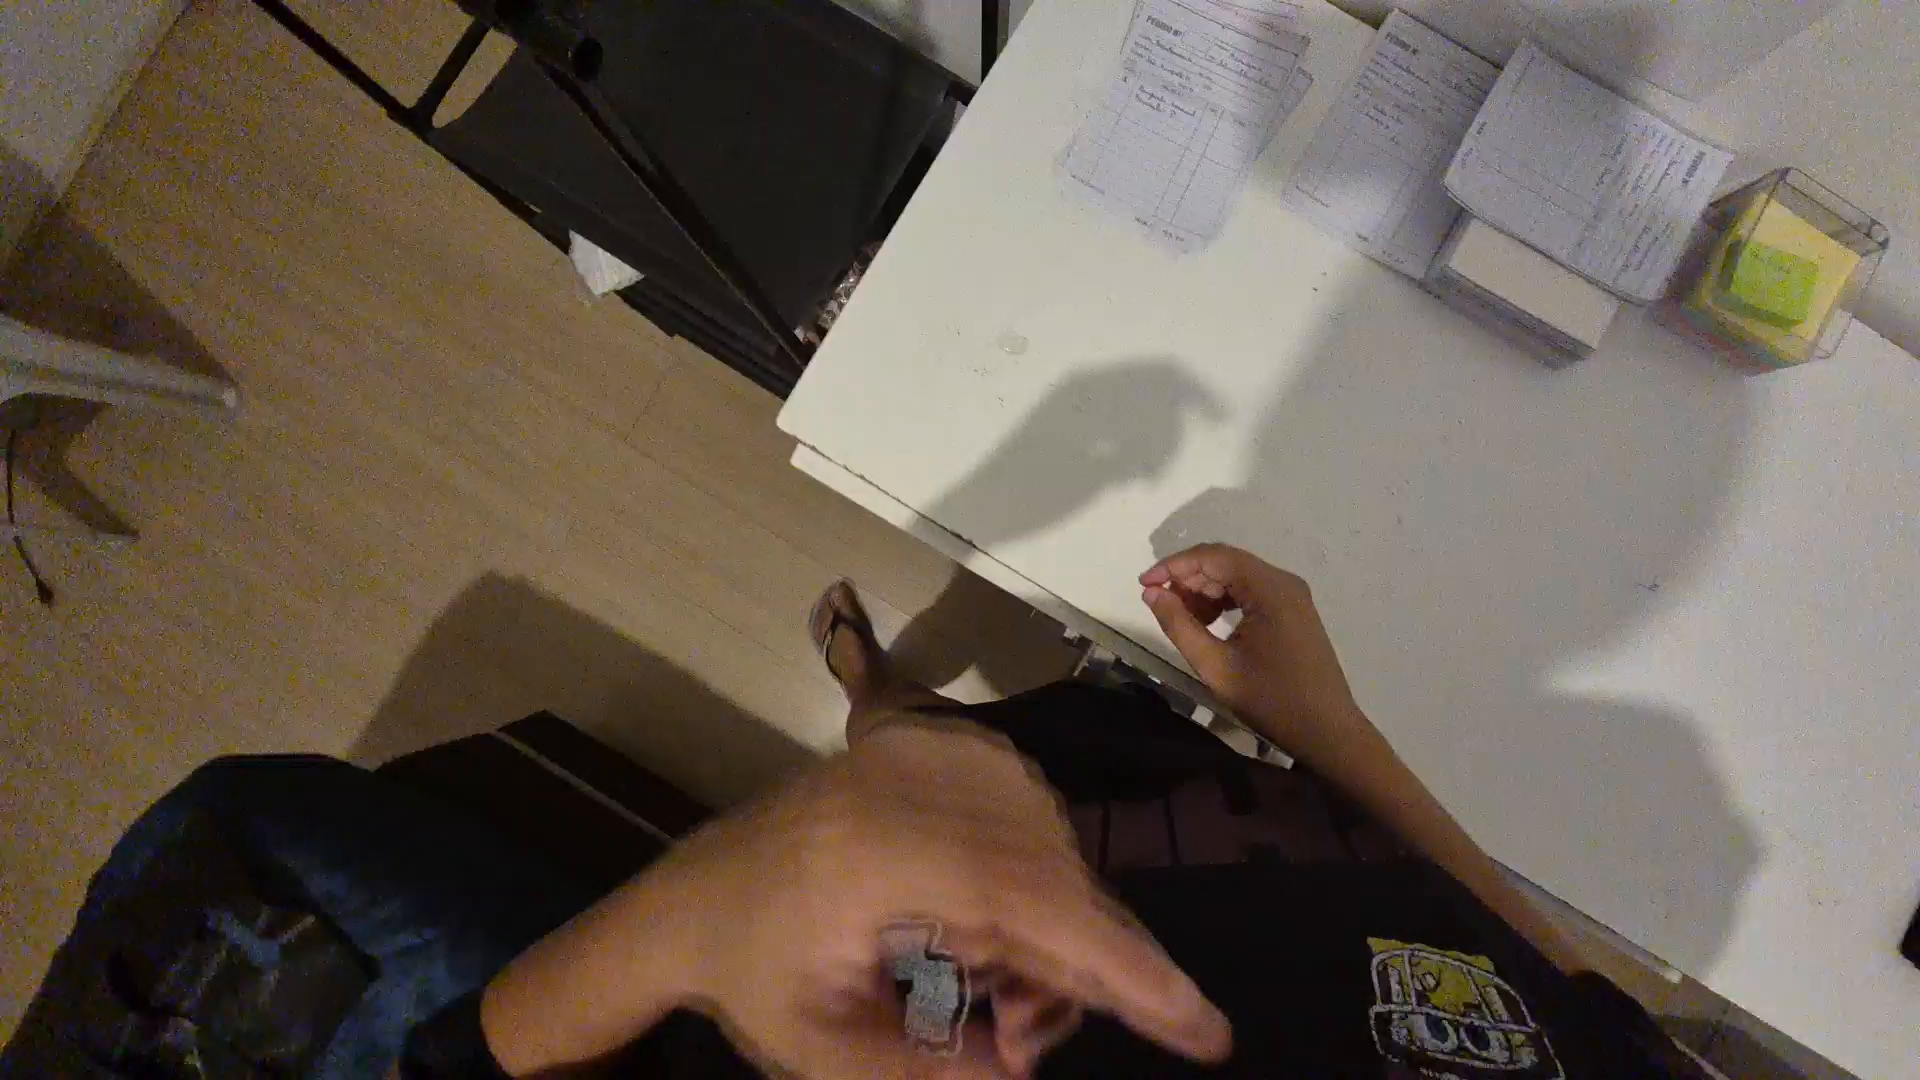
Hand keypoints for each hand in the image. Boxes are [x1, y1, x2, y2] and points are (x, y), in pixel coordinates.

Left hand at [481, 721, 1229, 1078]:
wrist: (706, 888)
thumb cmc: (757, 972)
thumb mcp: (825, 1053)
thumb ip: (932, 1068)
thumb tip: (1027, 1063)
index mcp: (876, 852)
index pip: (1024, 898)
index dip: (1116, 959)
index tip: (1198, 1022)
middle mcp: (909, 780)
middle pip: (1047, 867)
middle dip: (1076, 961)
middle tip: (1023, 1033)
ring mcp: (921, 746)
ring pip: (1045, 832)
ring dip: (1053, 912)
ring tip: (993, 979)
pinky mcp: (928, 737)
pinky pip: (1024, 801)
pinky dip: (1034, 864)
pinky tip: (990, 911)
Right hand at [1139, 543, 1369, 752]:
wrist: (1327, 731)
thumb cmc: (1271, 700)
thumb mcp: (1215, 666)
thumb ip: (1179, 625)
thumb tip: (1152, 593)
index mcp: (1270, 589)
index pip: (1213, 557)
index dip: (1173, 565)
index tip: (1144, 585)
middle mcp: (1283, 582)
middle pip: (1225, 562)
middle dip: (1187, 577)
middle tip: (1158, 602)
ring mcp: (1290, 596)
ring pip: (1235, 576)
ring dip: (1203, 590)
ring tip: (1180, 617)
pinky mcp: (1291, 610)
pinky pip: (1249, 591)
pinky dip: (1222, 600)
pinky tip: (1206, 623)